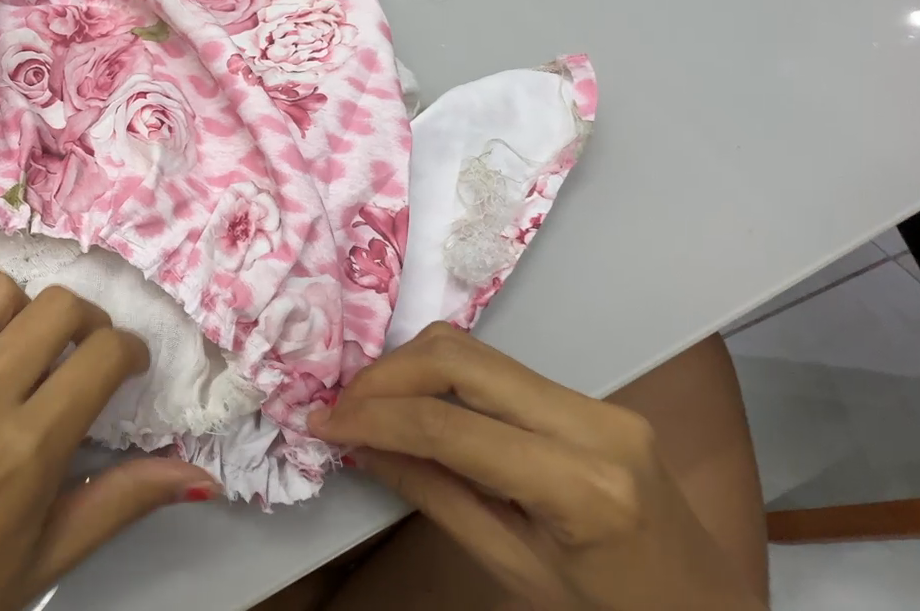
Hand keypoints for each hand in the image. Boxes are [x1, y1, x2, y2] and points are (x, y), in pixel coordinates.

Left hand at [0, 271, 219, 610]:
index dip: (128, 349)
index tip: (124, 363)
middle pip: (57, 306)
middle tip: (79, 348)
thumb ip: (122, 501)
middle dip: (85, 319)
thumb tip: (199, 473)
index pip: (103, 354)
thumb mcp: (50, 555)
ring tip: (13, 346)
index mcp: (29, 447)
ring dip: (19, 311)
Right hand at [312, 324, 763, 610]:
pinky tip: (413, 402)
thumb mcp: (514, 570)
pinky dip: (438, 375)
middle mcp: (594, 425)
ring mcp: (597, 404)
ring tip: (370, 403)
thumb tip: (357, 442)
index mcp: (582, 486)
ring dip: (406, 368)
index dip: (374, 416)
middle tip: (341, 405)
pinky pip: (494, 367)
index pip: (449, 425)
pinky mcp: (591, 400)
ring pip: (471, 350)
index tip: (322, 421)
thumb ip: (432, 494)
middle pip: (458, 359)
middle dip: (384, 375)